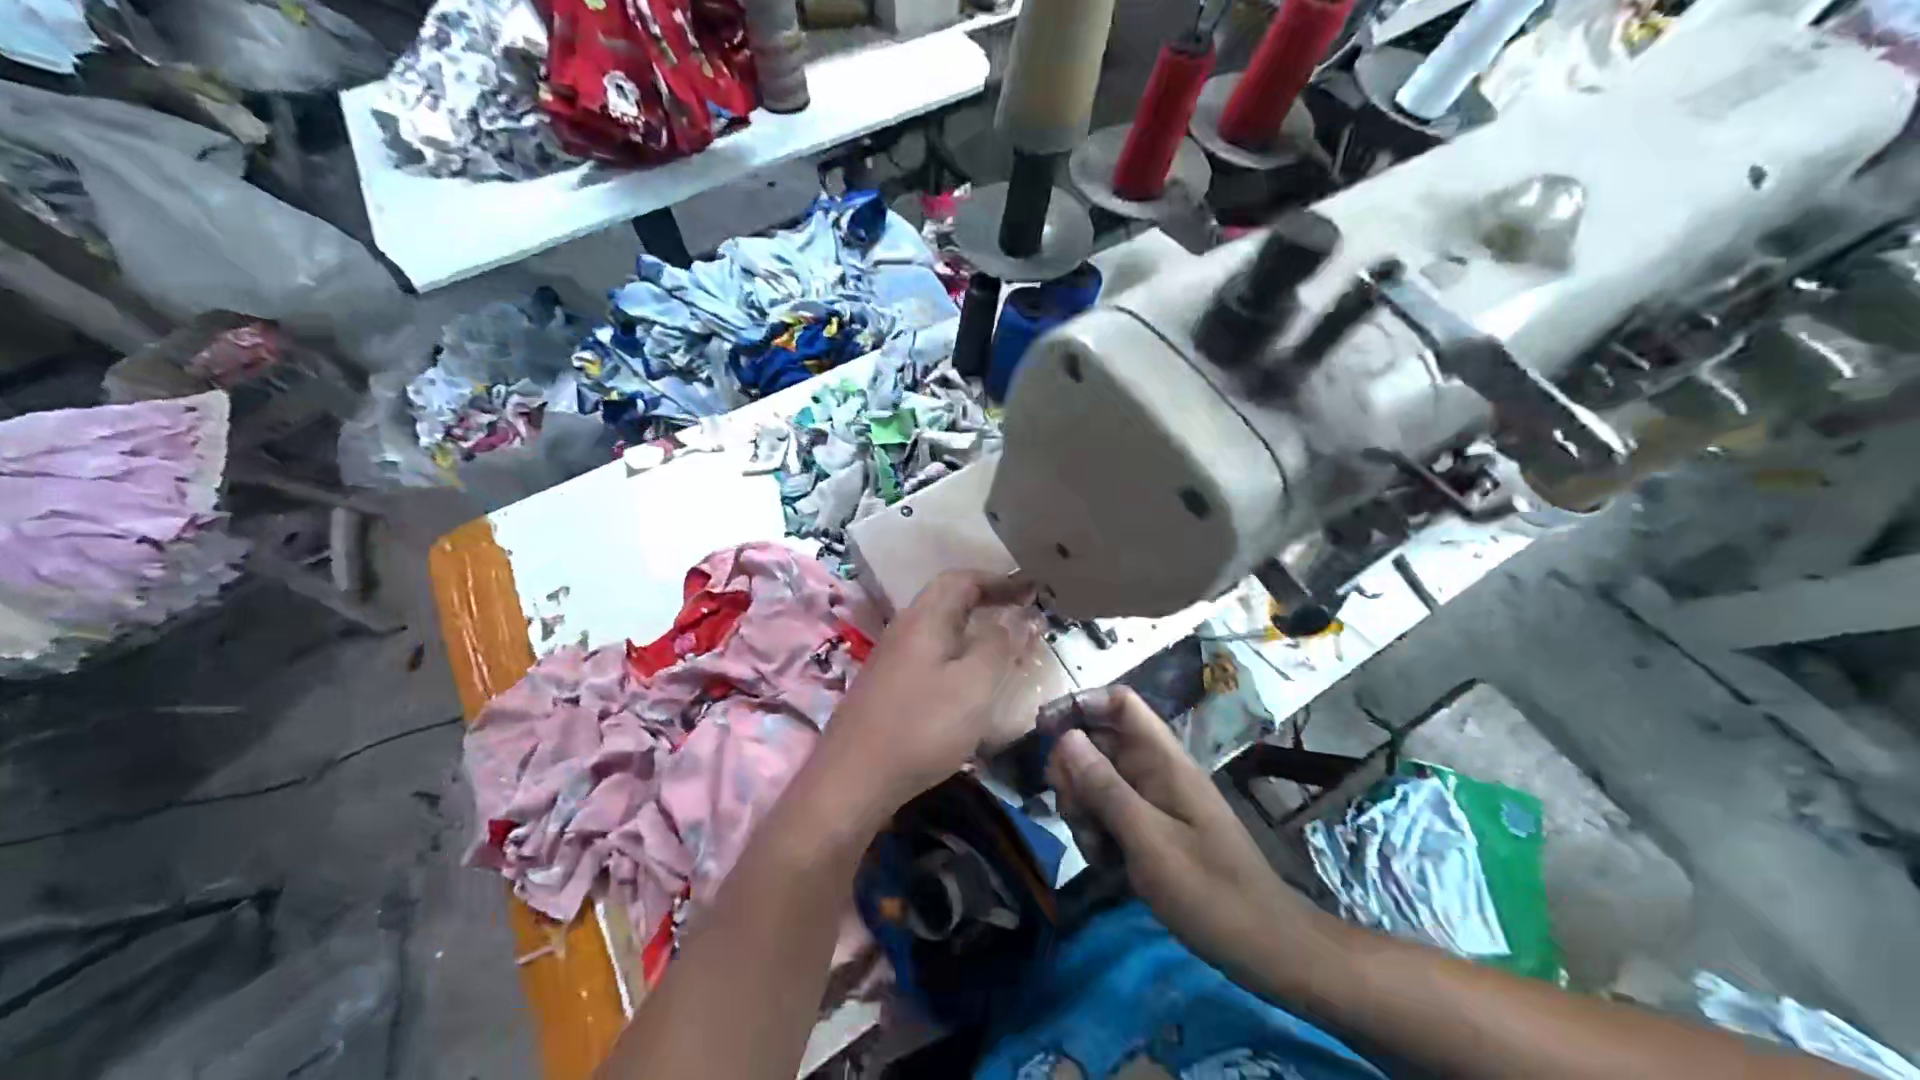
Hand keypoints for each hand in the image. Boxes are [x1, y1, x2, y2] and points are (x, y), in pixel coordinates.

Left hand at [816, 570, 1039, 820]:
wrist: (852, 781)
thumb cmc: (920, 728)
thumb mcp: (973, 686)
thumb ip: (997, 647)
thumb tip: (1013, 619)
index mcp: (923, 620)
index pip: (961, 580)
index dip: (998, 580)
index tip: (1031, 591)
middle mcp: (903, 632)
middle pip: (948, 603)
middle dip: (988, 603)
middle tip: (1023, 616)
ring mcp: (891, 662)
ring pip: (939, 633)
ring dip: (974, 633)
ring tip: (1004, 650)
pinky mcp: (887, 690)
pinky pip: (931, 658)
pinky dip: (958, 658)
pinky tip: (970, 686)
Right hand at [1044, 686, 1318, 969]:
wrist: (1266, 947)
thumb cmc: (1210, 890)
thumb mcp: (1148, 840)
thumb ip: (1104, 787)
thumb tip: (1065, 737)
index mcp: (1163, 760)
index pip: (1120, 704)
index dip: (1081, 705)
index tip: (1044, 729)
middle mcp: (1156, 772)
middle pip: (1099, 745)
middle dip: (1073, 772)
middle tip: (1072, 812)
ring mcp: (1154, 802)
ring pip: (1098, 783)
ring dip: (1083, 810)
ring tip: (1096, 849)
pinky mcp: (1151, 831)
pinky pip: (1110, 816)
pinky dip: (1098, 834)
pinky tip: (1105, 865)